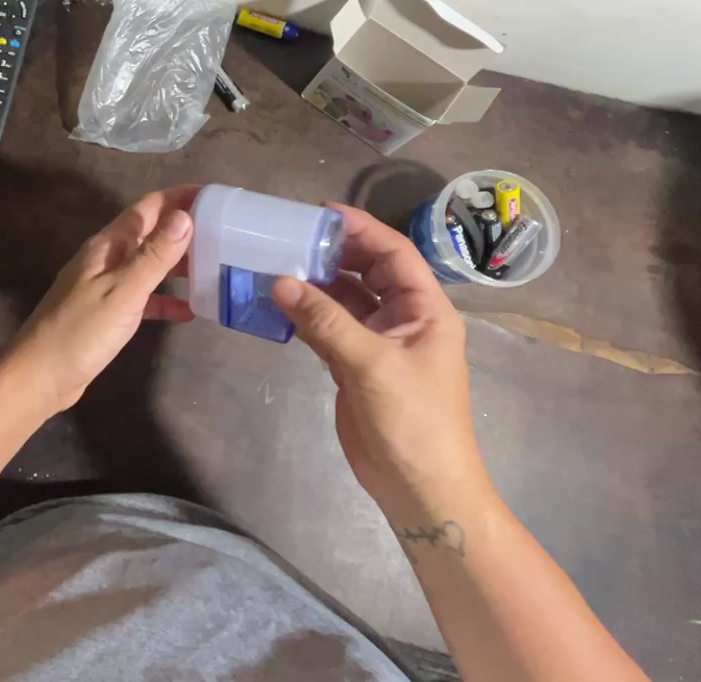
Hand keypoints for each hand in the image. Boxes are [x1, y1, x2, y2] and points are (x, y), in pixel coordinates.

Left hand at [1, 186, 198, 415]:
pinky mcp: (109, 311)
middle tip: (227, 234)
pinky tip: (190, 311)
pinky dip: (166, 300)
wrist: (41, 375)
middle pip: (152, 232)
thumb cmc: (80, 331)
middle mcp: (108, 257)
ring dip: (179, 263)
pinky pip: (144, 297)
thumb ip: (154, 256)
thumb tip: (184, 216)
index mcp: (109, 244)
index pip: (149, 207)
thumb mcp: (123, 291)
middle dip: (186, 228)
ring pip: (149, 264)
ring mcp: (107, 284)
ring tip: (217, 267)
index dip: (180, 197)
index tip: (216, 196)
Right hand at [271, 204, 492, 515]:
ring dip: (314, 283)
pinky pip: (328, 326)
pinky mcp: (354, 363)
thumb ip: (325, 320)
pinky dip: (305, 313)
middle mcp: (403, 318)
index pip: (394, 254)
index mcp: (425, 310)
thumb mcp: (371, 363)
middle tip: (290, 235)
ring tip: (275, 263)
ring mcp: (378, 342)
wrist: (419, 486)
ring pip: (344, 298)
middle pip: (367, 271)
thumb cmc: (413, 420)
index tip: (320, 212)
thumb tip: (279, 281)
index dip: (361, 229)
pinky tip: (277, 303)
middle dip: (333, 252)